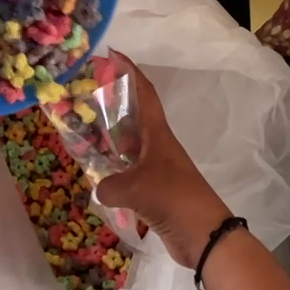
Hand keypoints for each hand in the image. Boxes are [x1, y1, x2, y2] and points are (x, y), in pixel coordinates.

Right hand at [94, 53, 233, 267]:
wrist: (205, 235)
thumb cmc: (173, 199)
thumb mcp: (135, 188)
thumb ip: (109, 185)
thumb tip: (99, 188)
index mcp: (158, 134)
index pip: (144, 93)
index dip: (130, 72)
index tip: (113, 54)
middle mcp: (157, 146)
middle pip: (133, 116)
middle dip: (113, 102)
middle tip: (86, 94)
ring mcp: (157, 169)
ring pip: (129, 145)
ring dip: (111, 137)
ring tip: (84, 131)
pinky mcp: (155, 191)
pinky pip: (129, 172)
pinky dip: (113, 169)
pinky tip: (97, 173)